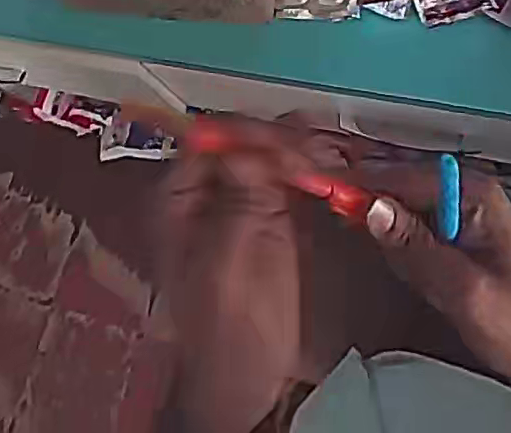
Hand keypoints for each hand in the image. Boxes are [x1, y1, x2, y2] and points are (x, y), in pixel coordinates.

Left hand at [155, 118, 310, 432]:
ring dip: (299, 147)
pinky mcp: (277, 209)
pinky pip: (294, 174)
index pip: (210, 140)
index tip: (277, 138)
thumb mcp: (225, 266)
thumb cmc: (221, 332)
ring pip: (272, 151)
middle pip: (245, 140)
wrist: (248, 378)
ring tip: (323, 153)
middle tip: (308, 147)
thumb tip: (246, 152)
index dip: (243, 132)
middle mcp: (214, 188)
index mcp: (183, 198)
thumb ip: (237, 206)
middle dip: (278, 138)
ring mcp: (246, 196)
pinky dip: (311, 166)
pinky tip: (327, 167)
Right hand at [358, 168, 510, 432]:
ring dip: (382, 210)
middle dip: (371, 190)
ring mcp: (470, 214)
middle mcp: (472, 193)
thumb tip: (373, 208)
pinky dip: (398, 230)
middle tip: (332, 197)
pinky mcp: (467, 237)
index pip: (407, 175)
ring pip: (412, 202)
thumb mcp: (464, 291)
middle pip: (408, 181)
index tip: (329, 186)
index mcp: (476, 193)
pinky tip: (383, 241)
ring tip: (347, 212)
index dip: (365, 182)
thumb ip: (416, 247)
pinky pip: (422, 223)